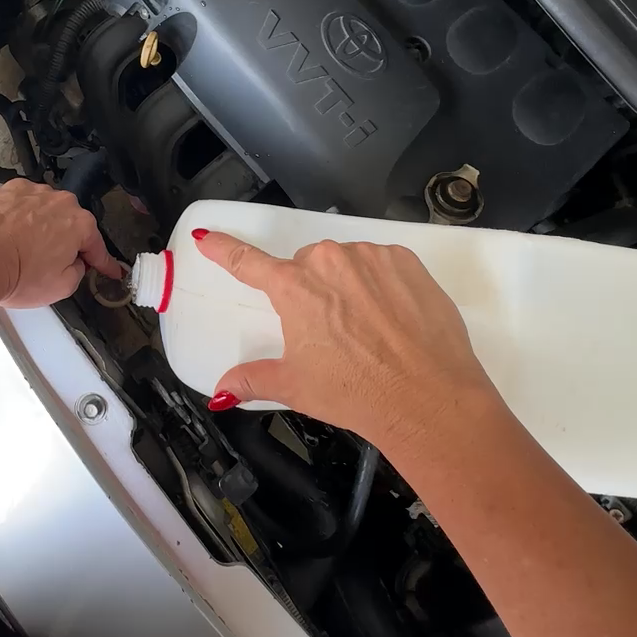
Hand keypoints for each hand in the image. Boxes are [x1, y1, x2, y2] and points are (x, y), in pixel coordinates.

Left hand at [0, 179, 119, 308]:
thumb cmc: (15, 274)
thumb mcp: (60, 288)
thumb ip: (77, 272)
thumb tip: (74, 264)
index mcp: (78, 223)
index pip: (96, 244)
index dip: (102, 261)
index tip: (107, 268)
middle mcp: (57, 201)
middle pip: (67, 222)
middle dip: (61, 241)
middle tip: (46, 264)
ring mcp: (28, 192)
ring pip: (39, 210)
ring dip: (35, 227)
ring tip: (18, 251)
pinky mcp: (2, 191)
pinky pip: (14, 206)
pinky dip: (12, 219)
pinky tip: (3, 239)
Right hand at [199, 232, 499, 451]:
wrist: (430, 400)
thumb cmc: (356, 393)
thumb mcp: (296, 386)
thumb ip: (252, 379)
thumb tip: (221, 391)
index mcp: (293, 287)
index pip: (246, 261)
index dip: (223, 248)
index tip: (206, 237)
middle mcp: (328, 260)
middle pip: (306, 265)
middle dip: (310, 289)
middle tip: (328, 330)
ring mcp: (370, 256)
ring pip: (345, 262)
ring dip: (347, 284)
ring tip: (366, 327)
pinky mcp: (405, 259)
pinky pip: (381, 263)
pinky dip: (381, 283)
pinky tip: (391, 317)